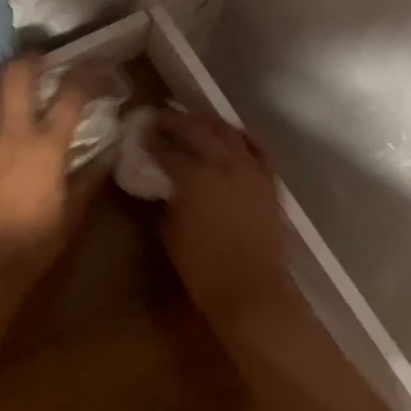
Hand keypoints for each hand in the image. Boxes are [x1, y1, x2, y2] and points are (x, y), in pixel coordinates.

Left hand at [0, 56, 89, 299]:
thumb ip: (89, 178)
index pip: (70, 95)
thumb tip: (107, 153)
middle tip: (42, 59)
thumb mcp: (72, 213)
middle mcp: (13, 131)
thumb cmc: (34, 243)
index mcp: (47, 146)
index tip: (95, 64)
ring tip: (9, 77)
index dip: (86, 73)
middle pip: (18, 74)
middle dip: (31, 58)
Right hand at [150, 109, 296, 325]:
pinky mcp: (269, 181)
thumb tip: (159, 184)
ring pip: (228, 131)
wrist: (253, 291)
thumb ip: (163, 202)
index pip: (166, 148)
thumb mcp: (170, 234)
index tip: (140, 133)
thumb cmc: (203, 269)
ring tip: (192, 121)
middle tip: (160, 118)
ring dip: (207, 122)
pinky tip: (233, 134)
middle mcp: (223, 164)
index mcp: (194, 177)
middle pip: (196, 128)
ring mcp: (250, 169)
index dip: (151, 139)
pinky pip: (259, 147)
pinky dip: (244, 136)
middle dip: (175, 120)